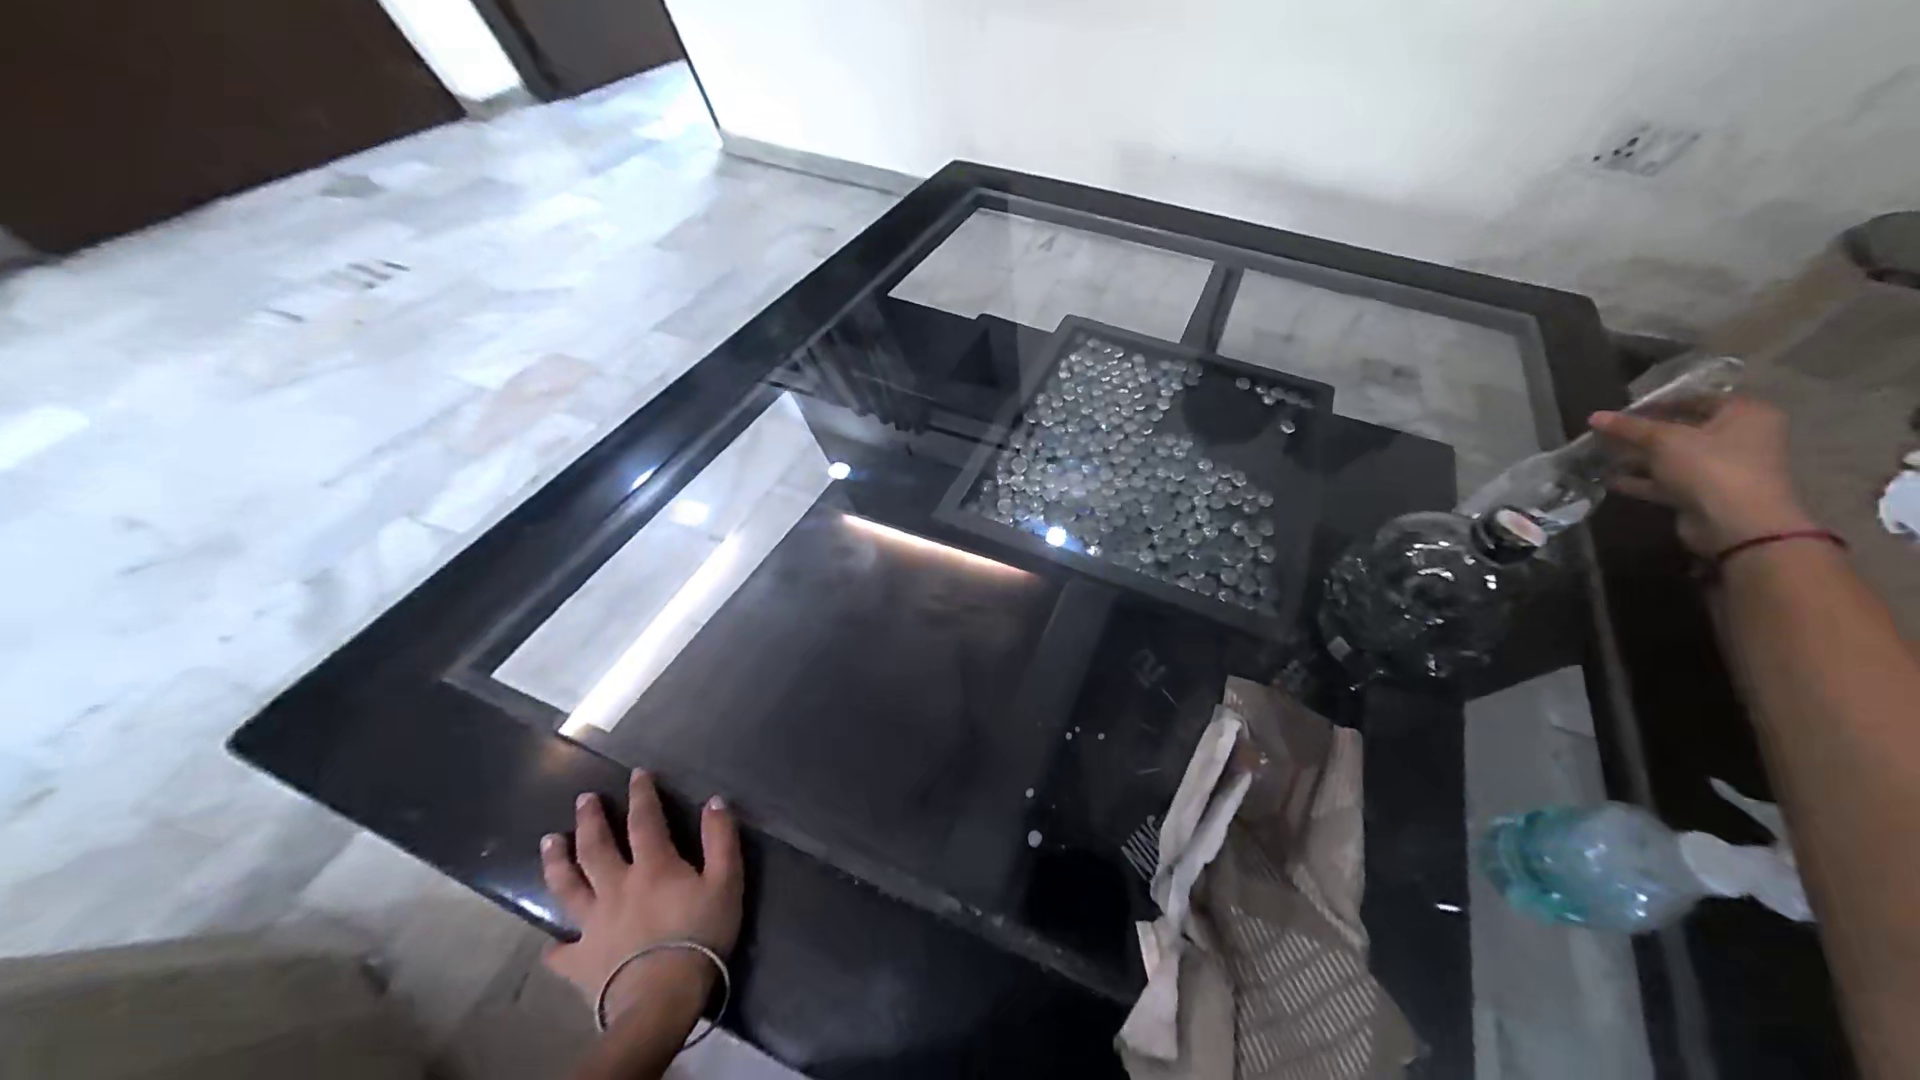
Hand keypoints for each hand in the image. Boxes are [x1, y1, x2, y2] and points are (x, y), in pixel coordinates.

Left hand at [540, 770, 741, 1026]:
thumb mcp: (726, 881)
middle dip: (590, 819)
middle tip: (583, 799)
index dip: (642, 794)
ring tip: (548, 841)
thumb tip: (715, 801)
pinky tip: (552, 945)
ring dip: (556, 862)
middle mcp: (616, 887)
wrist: (661, 998)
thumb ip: (721, 839)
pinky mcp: (580, 961)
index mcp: (652, 866)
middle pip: (596, 847)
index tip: (636, 774)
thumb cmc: (700, 935)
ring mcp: (593, 924)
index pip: (644, 820)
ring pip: (568, 887)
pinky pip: (561, 953)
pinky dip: (555, 947)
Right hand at [1589, 396, 1811, 555]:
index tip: (1622, 410)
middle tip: (1605, 432)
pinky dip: (1640, 479)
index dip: (1658, 403)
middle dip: (1642, 432)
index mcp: (1745, 414)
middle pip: (1682, 428)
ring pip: (1671, 456)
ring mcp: (1720, 467)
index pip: (1697, 399)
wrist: (1735, 523)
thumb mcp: (1664, 440)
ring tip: (1599, 454)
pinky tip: (1608, 478)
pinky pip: (1666, 480)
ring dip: (1636, 456)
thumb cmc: (1709, 467)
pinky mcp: (1702, 491)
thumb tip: (1594, 416)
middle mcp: (1738, 437)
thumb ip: (1629, 427)